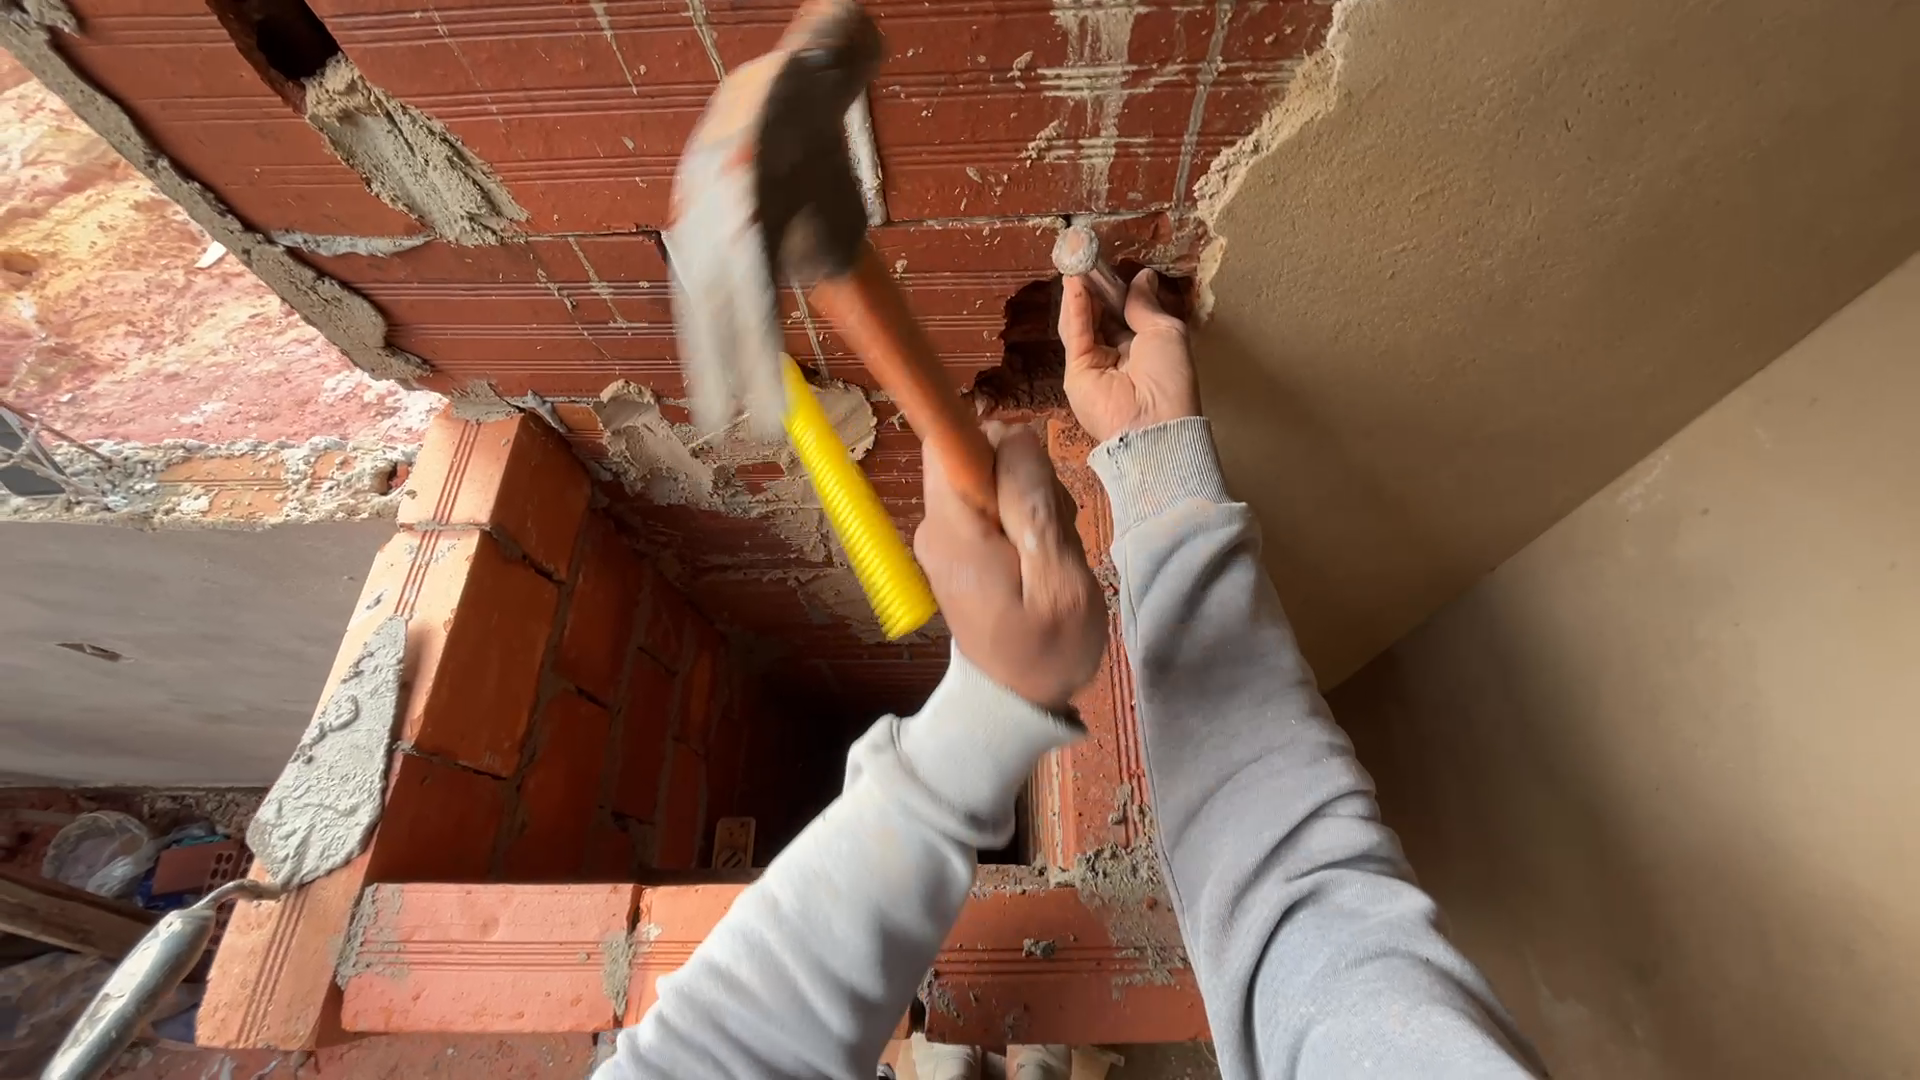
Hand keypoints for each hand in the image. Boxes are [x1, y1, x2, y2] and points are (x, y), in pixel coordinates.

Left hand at [915, 422, 1106, 710]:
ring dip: (1031, 503)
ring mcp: (944, 536)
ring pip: (992, 481)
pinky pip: (992, 507)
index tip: (1033, 475)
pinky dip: (1023, 521)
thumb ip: (1035, 505)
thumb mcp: (1058, 581)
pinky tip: (1041, 558)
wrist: (1016, 698)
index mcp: (953, 531)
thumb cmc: (1046, 650)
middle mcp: (936, 526)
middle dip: (1025, 479)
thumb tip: (1015, 434)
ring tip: (1050, 554)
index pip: (948, 444)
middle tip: (1053, 533)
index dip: (993, 437)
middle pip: (978, 459)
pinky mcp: (958, 545)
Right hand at [1059, 269, 1199, 442]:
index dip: (1116, 290)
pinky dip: (1075, 308)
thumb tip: (1142, 277)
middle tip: (1087, 254)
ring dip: (1081, 293)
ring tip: (1078, 260)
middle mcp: (1116, 356)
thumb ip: (1146, 305)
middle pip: (1099, 316)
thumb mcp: (1166, 332)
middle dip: (1094, 287)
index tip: (1110, 264)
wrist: (1153, 424)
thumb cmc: (1170, 380)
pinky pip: (1075, 335)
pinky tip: (1075, 283)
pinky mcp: (1075, 372)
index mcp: (1142, 349)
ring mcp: (1093, 365)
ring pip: (1083, 323)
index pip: (1124, 314)